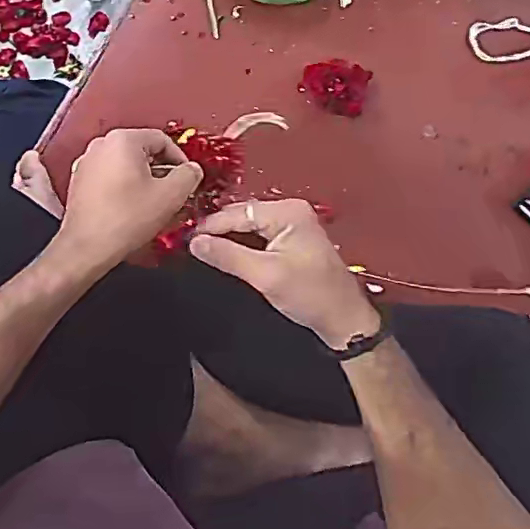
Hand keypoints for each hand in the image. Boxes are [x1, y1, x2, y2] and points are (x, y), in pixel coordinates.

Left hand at [51, 129, 203, 273]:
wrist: (86, 248)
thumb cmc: (126, 219)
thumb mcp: (170, 195)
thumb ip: (188, 175)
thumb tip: (192, 169)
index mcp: (123, 140)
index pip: (162, 140)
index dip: (180, 159)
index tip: (187, 178)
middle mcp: (102, 145)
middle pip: (143, 151)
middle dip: (162, 171)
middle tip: (173, 192)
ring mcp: (87, 162)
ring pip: (126, 164)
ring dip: (144, 180)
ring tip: (154, 203)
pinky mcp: (80, 181)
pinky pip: (110, 176)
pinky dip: (124, 187)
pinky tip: (132, 208)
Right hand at [190, 200, 380, 350]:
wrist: (343, 318)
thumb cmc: (310, 295)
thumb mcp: (264, 276)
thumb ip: (228, 256)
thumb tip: (195, 242)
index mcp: (287, 212)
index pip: (238, 212)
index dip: (211, 225)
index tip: (186, 237)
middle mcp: (290, 210)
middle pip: (243, 215)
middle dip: (218, 229)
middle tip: (191, 244)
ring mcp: (293, 222)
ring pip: (249, 225)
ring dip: (229, 237)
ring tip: (203, 249)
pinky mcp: (292, 237)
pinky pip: (259, 233)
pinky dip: (242, 243)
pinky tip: (227, 253)